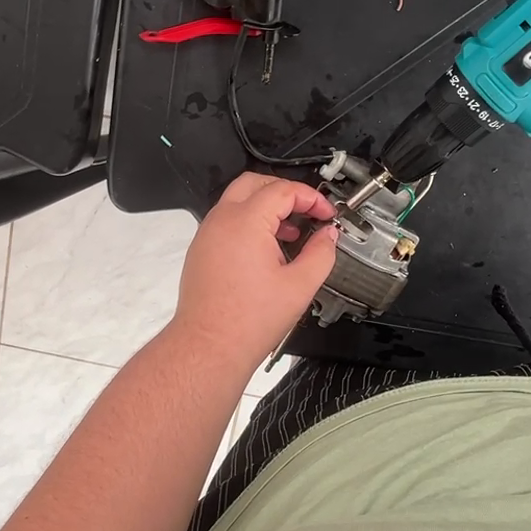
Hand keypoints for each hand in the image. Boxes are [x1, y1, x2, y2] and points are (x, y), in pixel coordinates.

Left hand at [171, 173, 339, 364]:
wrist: (209, 346)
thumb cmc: (245, 322)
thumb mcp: (300, 286)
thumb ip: (321, 253)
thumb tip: (329, 236)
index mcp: (245, 222)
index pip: (283, 190)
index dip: (311, 198)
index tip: (325, 214)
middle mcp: (221, 221)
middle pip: (256, 183)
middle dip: (286, 192)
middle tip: (308, 211)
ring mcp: (207, 234)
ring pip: (238, 200)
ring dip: (266, 207)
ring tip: (291, 233)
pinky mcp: (201, 250)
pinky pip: (226, 221)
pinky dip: (249, 222)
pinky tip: (268, 249)